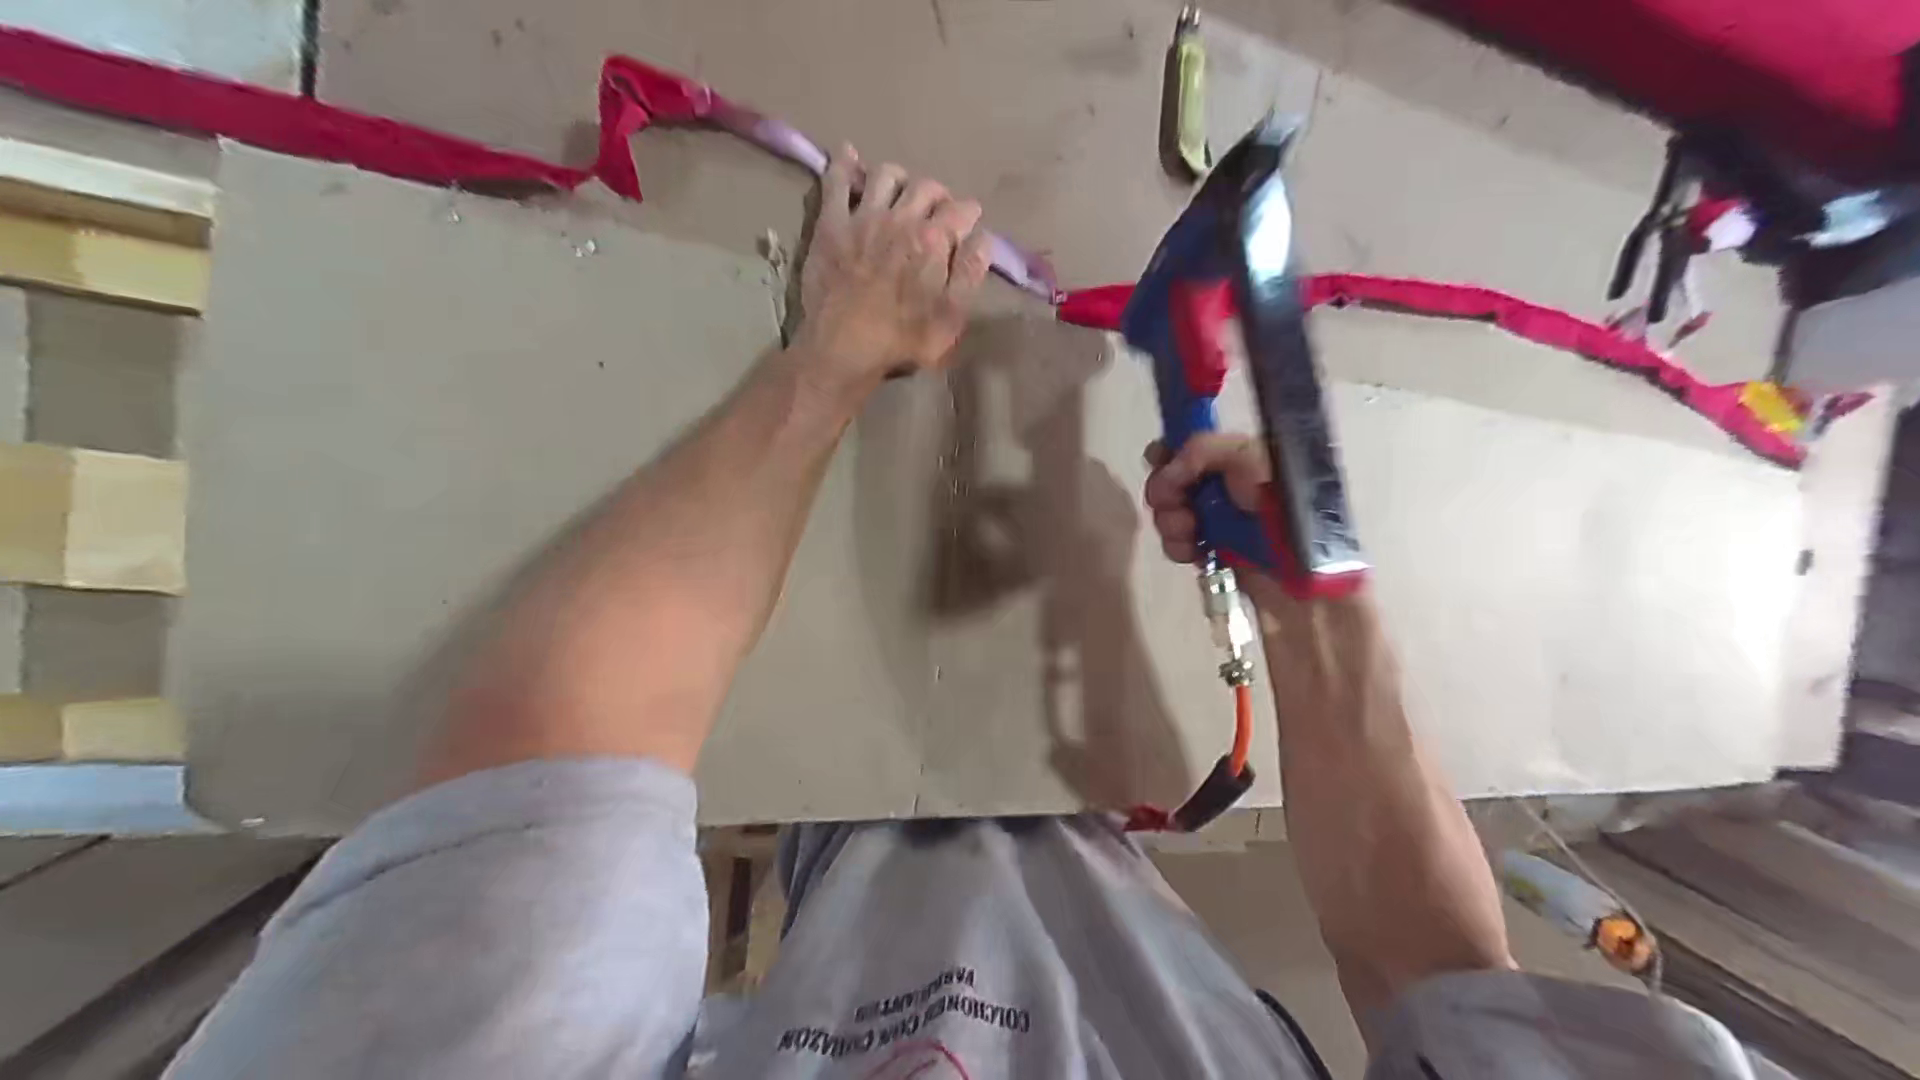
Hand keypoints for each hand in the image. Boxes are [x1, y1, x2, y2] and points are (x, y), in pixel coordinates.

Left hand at [792, 145, 992, 395]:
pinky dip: (846, 165)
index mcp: (935, 241)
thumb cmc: (901, 342)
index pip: (962, 211)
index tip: (969, 223)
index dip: (969, 216)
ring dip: (901, 180)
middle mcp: (901, 218)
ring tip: (901, 196)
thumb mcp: (950, 319)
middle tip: (937, 211)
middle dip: (938, 195)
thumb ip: (969, 275)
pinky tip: (850, 156)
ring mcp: (863, 216)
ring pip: (887, 175)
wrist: (841, 349)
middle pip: (926, 186)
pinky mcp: (831, 224)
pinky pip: (837, 181)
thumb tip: (983, 239)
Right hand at [1141, 433, 1273, 566]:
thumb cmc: (1283, 502)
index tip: (1158, 462)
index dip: (1165, 452)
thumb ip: (1200, 450)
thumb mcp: (1247, 456)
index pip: (1184, 446)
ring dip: (1171, 523)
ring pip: (1166, 515)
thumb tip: (1162, 470)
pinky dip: (1178, 547)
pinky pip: (1175, 545)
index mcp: (1231, 457)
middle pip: (1166, 482)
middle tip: (1178, 502)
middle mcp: (1218, 486)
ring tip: (1191, 530)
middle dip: (1165, 493)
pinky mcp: (1210, 551)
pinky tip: (1193, 550)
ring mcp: (1212, 520)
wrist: (1304, 565)